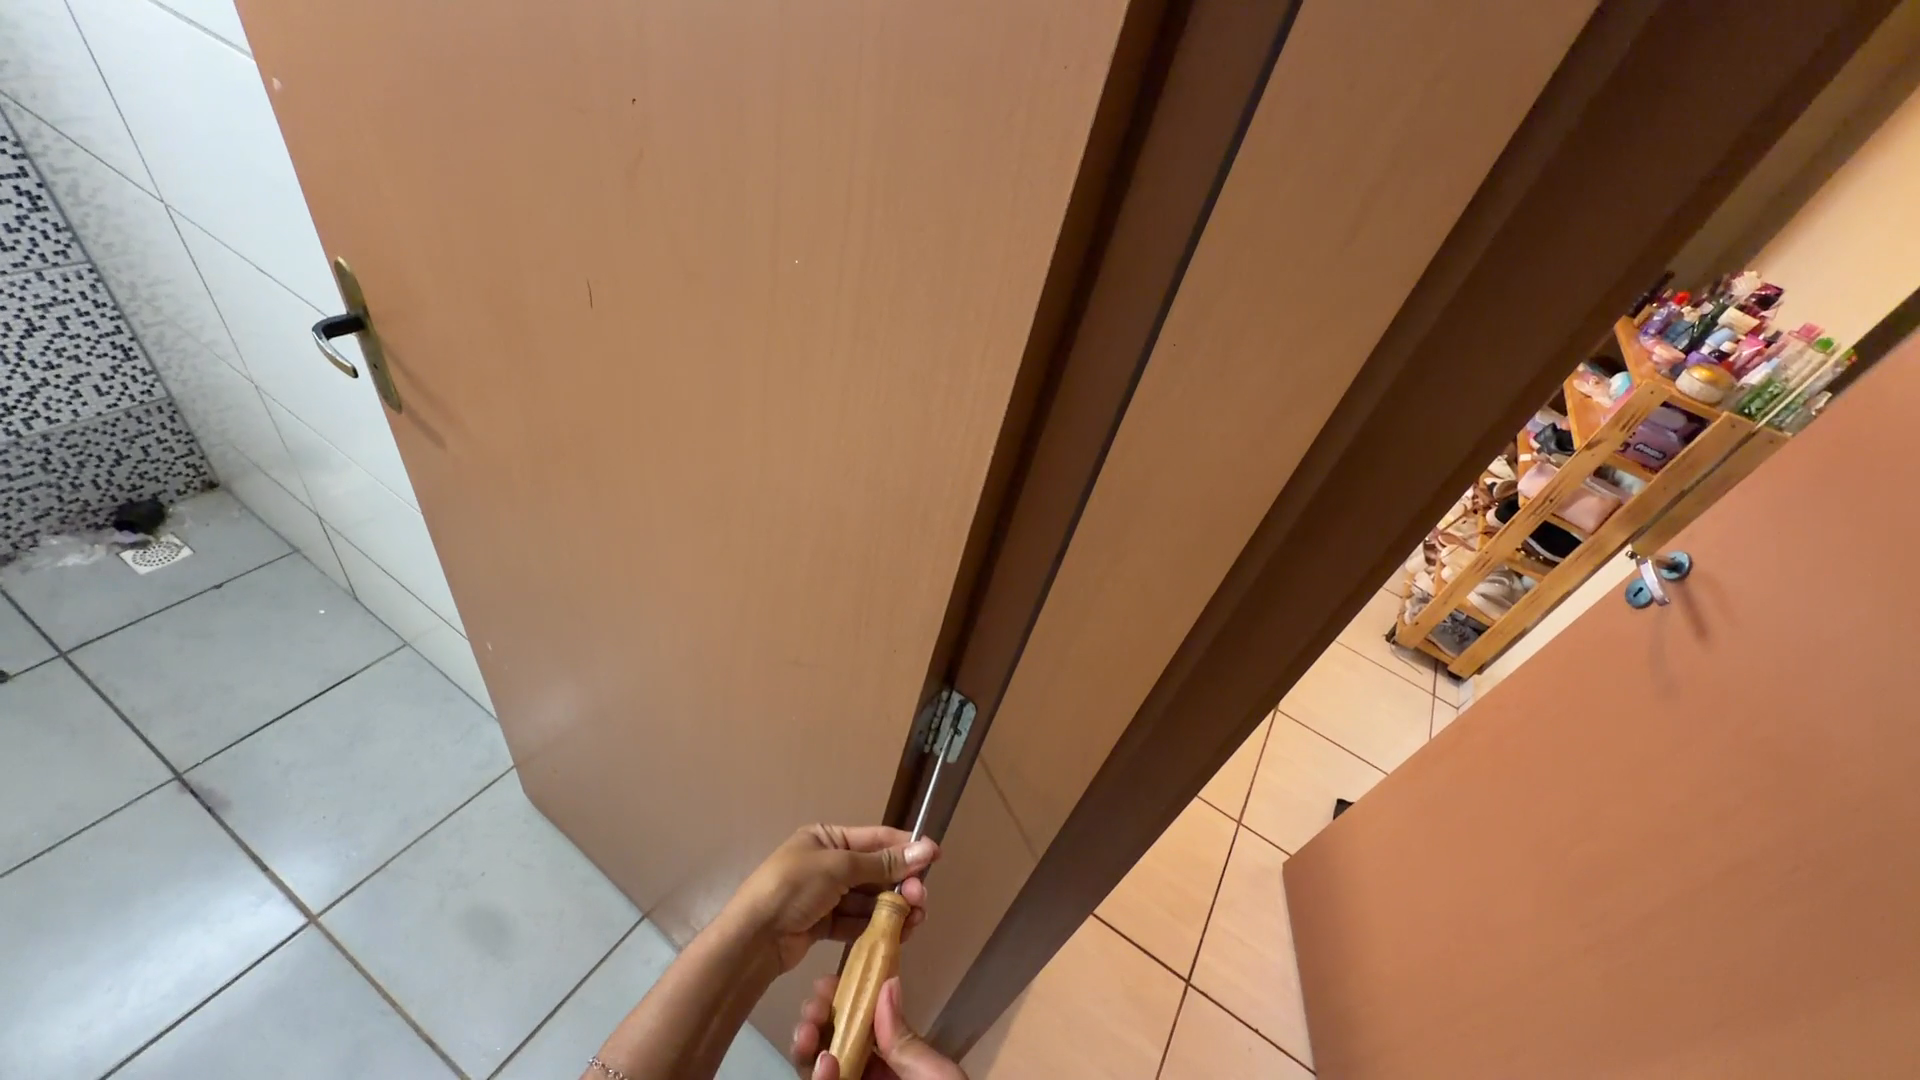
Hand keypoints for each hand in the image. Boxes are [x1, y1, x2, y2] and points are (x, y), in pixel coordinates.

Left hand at [729, 825, 938, 971]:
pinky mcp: (824, 924)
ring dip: (893, 908)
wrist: (753, 938)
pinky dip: (876, 926)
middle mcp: (828, 863)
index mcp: (827, 837)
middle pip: (875, 871)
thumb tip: (924, 850)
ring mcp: (826, 895)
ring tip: (915, 919)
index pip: (875, 839)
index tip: (935, 856)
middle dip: (900, 884)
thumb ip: (882, 863)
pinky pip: (857, 921)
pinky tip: (897, 933)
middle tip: (920, 898)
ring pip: (869, 899)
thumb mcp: (839, 867)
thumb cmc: (793, 887)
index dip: (905, 848)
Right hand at [791, 975, 967, 1079]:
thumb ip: (905, 1039)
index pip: (858, 1027)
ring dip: (807, 1048)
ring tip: (809, 1031)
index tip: (828, 981)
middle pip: (830, 1046)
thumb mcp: (936, 1076)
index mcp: (891, 1067)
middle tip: (813, 1007)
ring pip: (818, 1072)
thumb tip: (887, 981)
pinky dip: (818, 1079)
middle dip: (815, 1021)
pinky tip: (825, 1062)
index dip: (841, 1001)